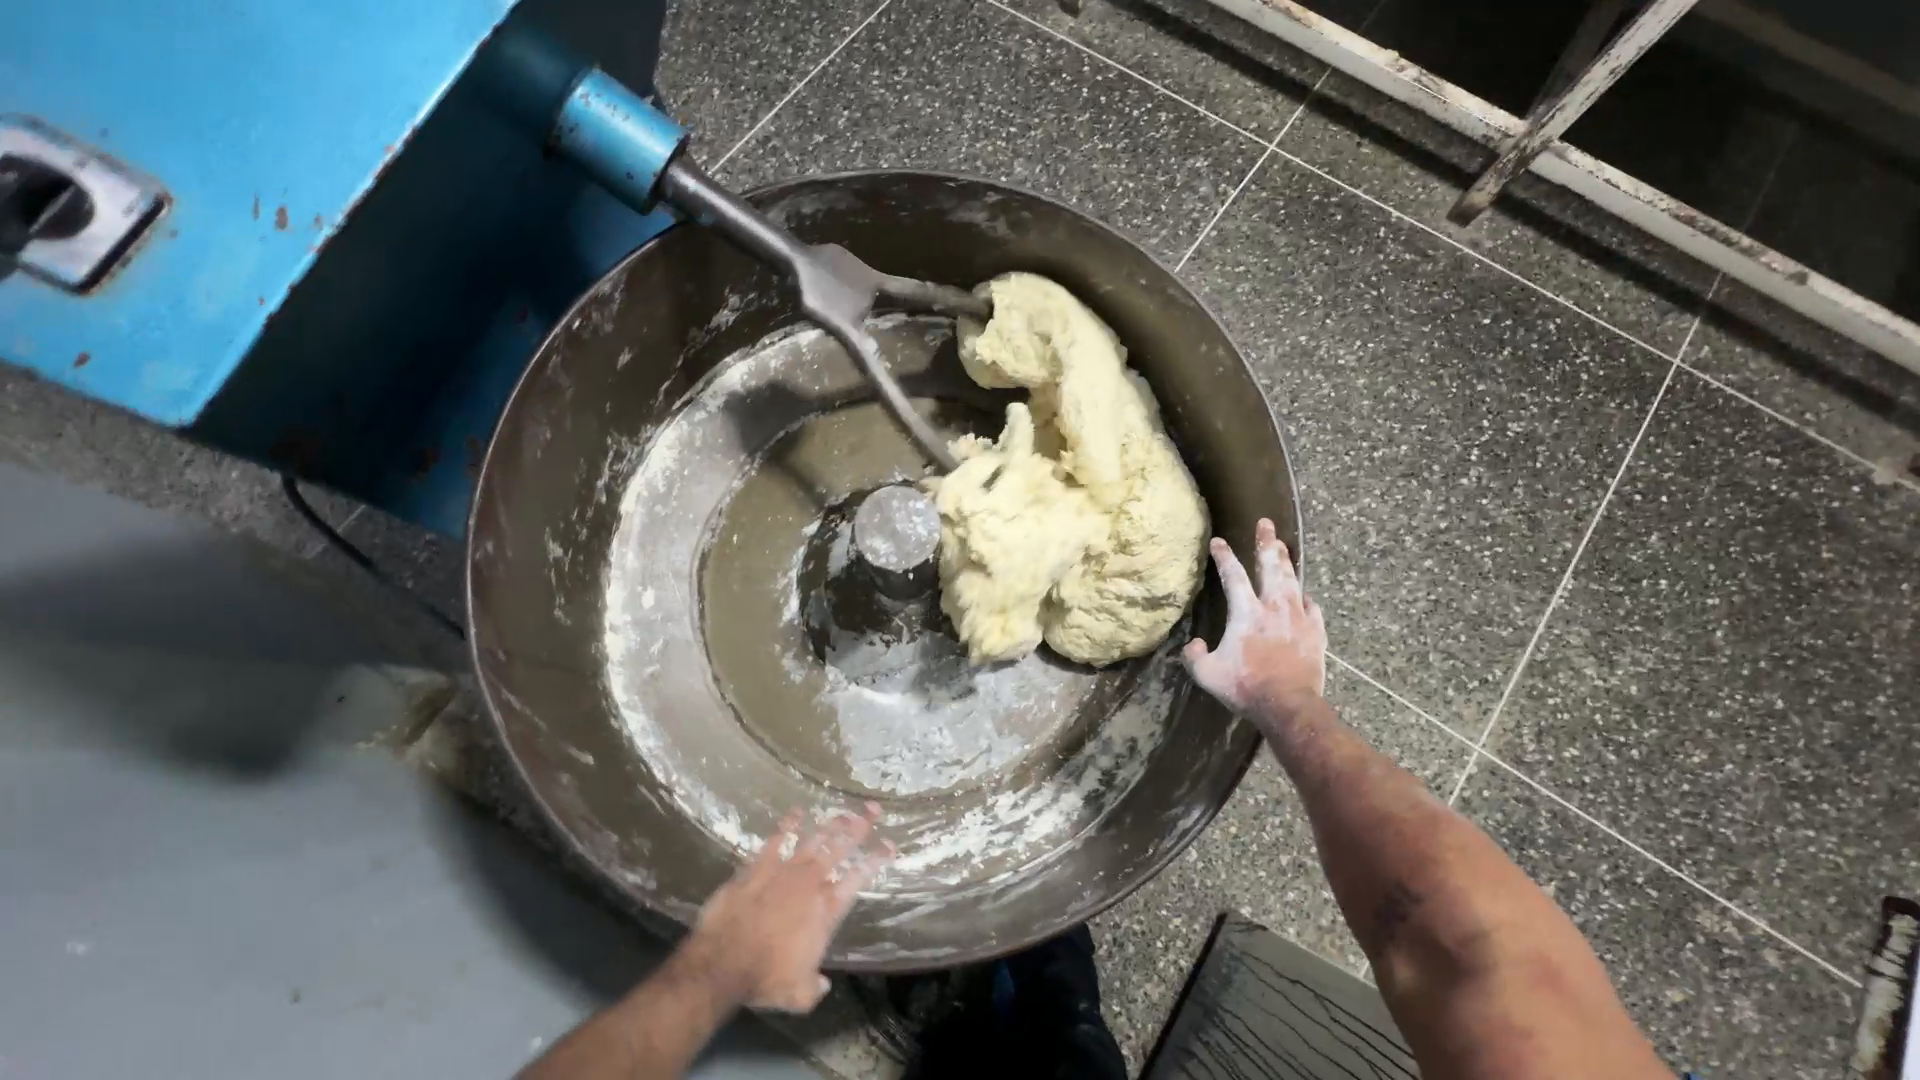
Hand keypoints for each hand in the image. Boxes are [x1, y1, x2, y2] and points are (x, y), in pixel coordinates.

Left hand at [686, 803, 890, 1012]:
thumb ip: (814, 987)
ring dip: (830, 824)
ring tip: (843, 811)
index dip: (877, 860)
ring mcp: (784, 871)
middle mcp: (810, 884)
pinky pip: (776, 840)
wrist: (723, 962)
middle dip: (859, 827)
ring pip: (813, 839)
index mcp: (826, 911)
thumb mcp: (798, 994)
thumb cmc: (765, 979)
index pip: (859, 878)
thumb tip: (822, 985)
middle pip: (841, 848)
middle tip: (872, 809)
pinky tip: (796, 813)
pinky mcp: (757, 867)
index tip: (890, 845)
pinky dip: (787, 825)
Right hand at [1183, 518, 1326, 721]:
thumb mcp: (1207, 674)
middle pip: (1271, 567)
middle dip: (1266, 543)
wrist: (1289, 706)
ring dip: (1286, 562)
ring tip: (1283, 546)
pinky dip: (1306, 599)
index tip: (1218, 542)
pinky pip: (1312, 608)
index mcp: (1246, 613)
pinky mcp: (1316, 633)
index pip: (1233, 576)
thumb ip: (1194, 656)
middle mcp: (1274, 607)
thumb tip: (1193, 645)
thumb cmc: (1245, 687)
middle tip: (1266, 524)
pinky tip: (1305, 596)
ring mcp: (1299, 618)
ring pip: (1293, 581)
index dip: (1224, 557)